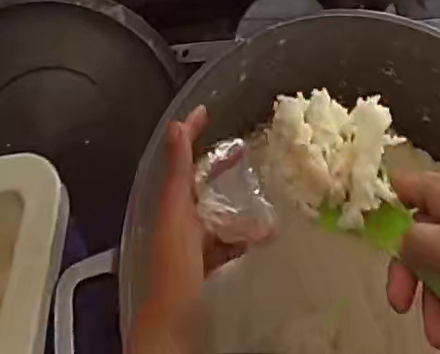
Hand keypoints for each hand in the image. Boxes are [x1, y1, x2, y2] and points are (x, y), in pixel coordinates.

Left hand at [127, 107, 244, 353]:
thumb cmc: (174, 268)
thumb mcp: (177, 214)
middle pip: (202, 183)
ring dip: (241, 207)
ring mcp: (192, 245)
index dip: (191, 132)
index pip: (181, 158)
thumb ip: (177, 171)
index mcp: (171, 203)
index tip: (206, 110)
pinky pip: (227, 245)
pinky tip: (265, 241)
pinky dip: (244, 239)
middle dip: (222, 166)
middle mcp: (179, 219)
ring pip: (219, 214)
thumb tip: (175, 124)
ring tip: (268, 204)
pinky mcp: (204, 268)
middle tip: (246, 151)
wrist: (171, 330)